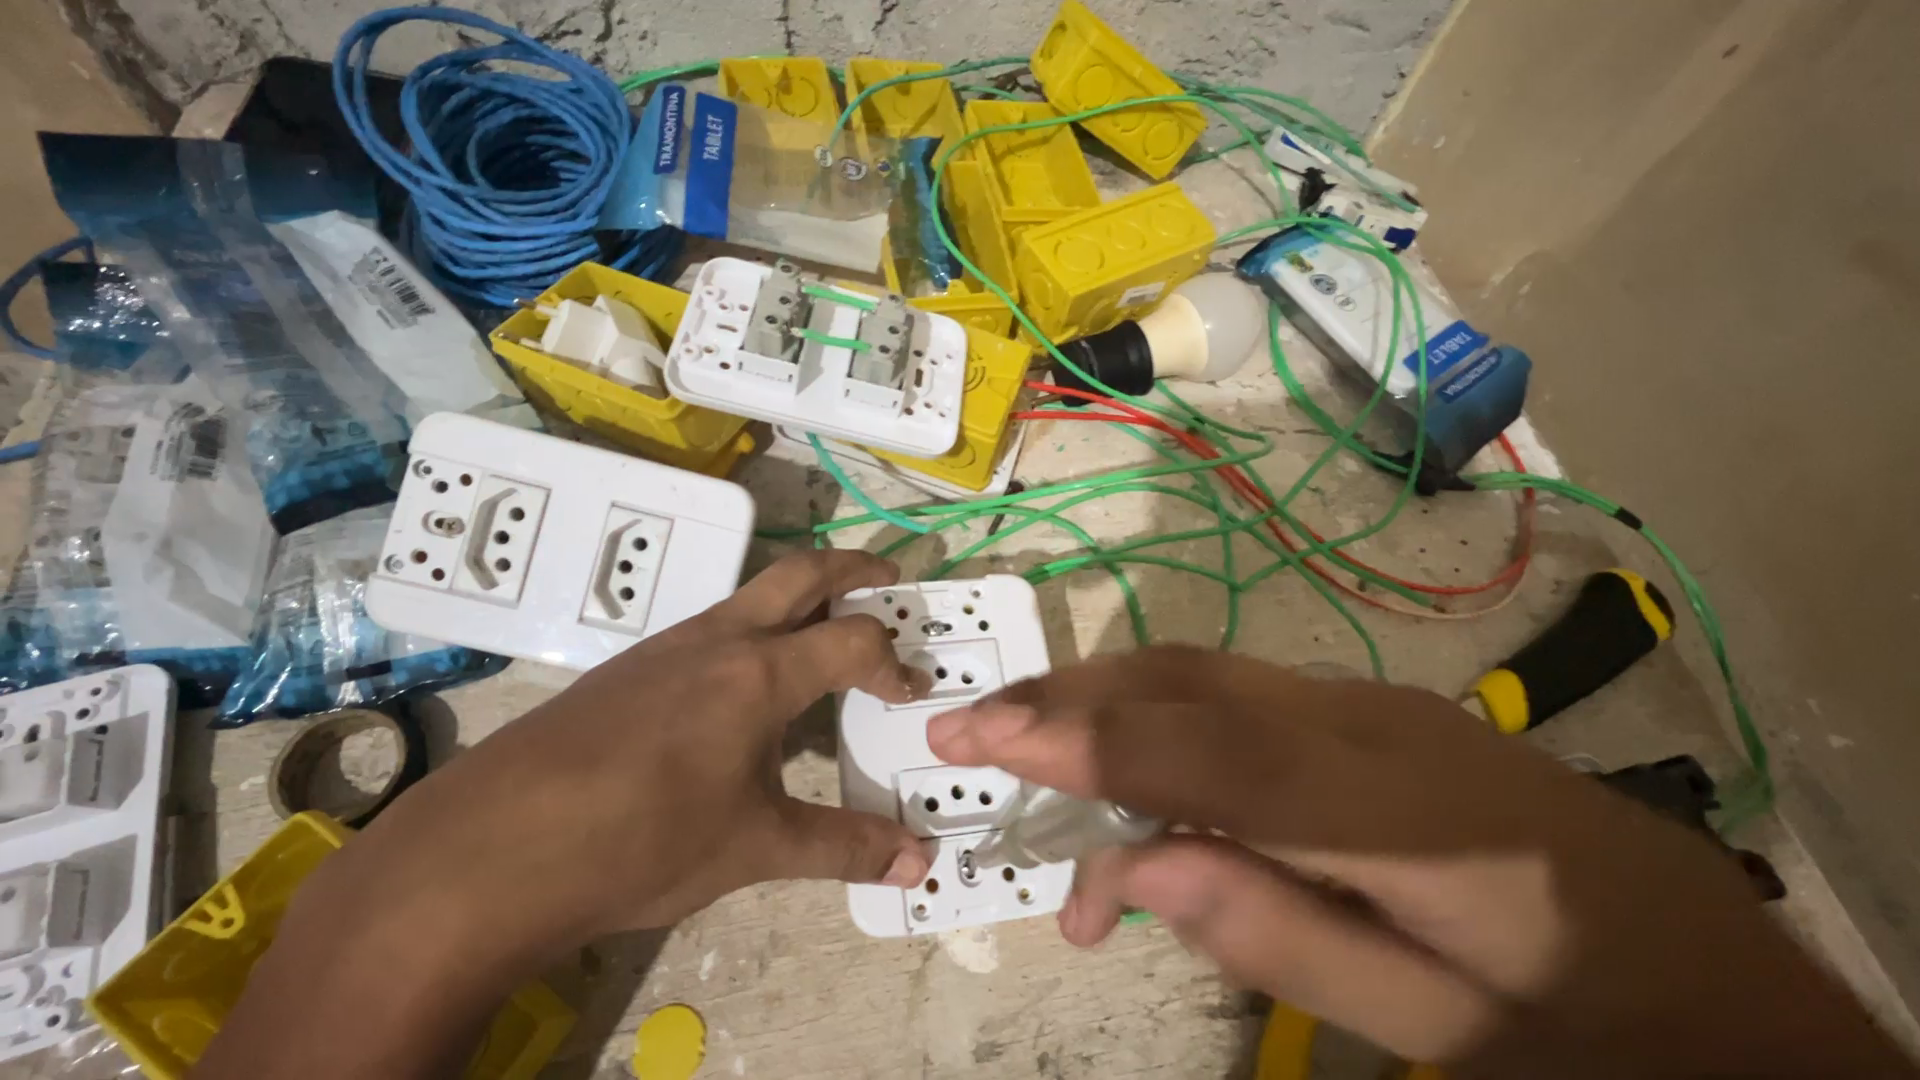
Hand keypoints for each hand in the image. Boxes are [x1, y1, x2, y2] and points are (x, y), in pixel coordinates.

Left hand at [344, 548, 932, 942]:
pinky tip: (742, 693)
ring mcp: (665, 649)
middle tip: (889, 577)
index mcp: (758, 673)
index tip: (911, 694)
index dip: (893, 664)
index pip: (853, 642)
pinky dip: (751, 636)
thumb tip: (918, 864)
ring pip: (748, 598)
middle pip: (800, 574)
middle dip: (852, 568)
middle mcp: (716, 641)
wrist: (494, 849)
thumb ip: (842, 848)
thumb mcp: (754, 848)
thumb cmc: (642, 840)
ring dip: (797, 601)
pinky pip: (708, 632)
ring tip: (824, 635)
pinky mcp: (629, 672)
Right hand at [927, 647, 1910, 1078]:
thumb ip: (1290, 941)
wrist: (1732, 990)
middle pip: (1193, 683)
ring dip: (1099, 716)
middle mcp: (1375, 726)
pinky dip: (1153, 739)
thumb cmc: (1596, 1032)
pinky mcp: (1361, 722)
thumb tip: (1142, 868)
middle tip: (965, 730)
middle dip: (1068, 699)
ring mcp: (1369, 711)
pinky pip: (1231, 710)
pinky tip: (1128, 815)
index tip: (988, 737)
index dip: (1097, 741)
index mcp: (1412, 809)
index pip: (1221, 752)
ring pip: (1201, 680)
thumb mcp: (1450, 1034)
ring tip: (1025, 782)